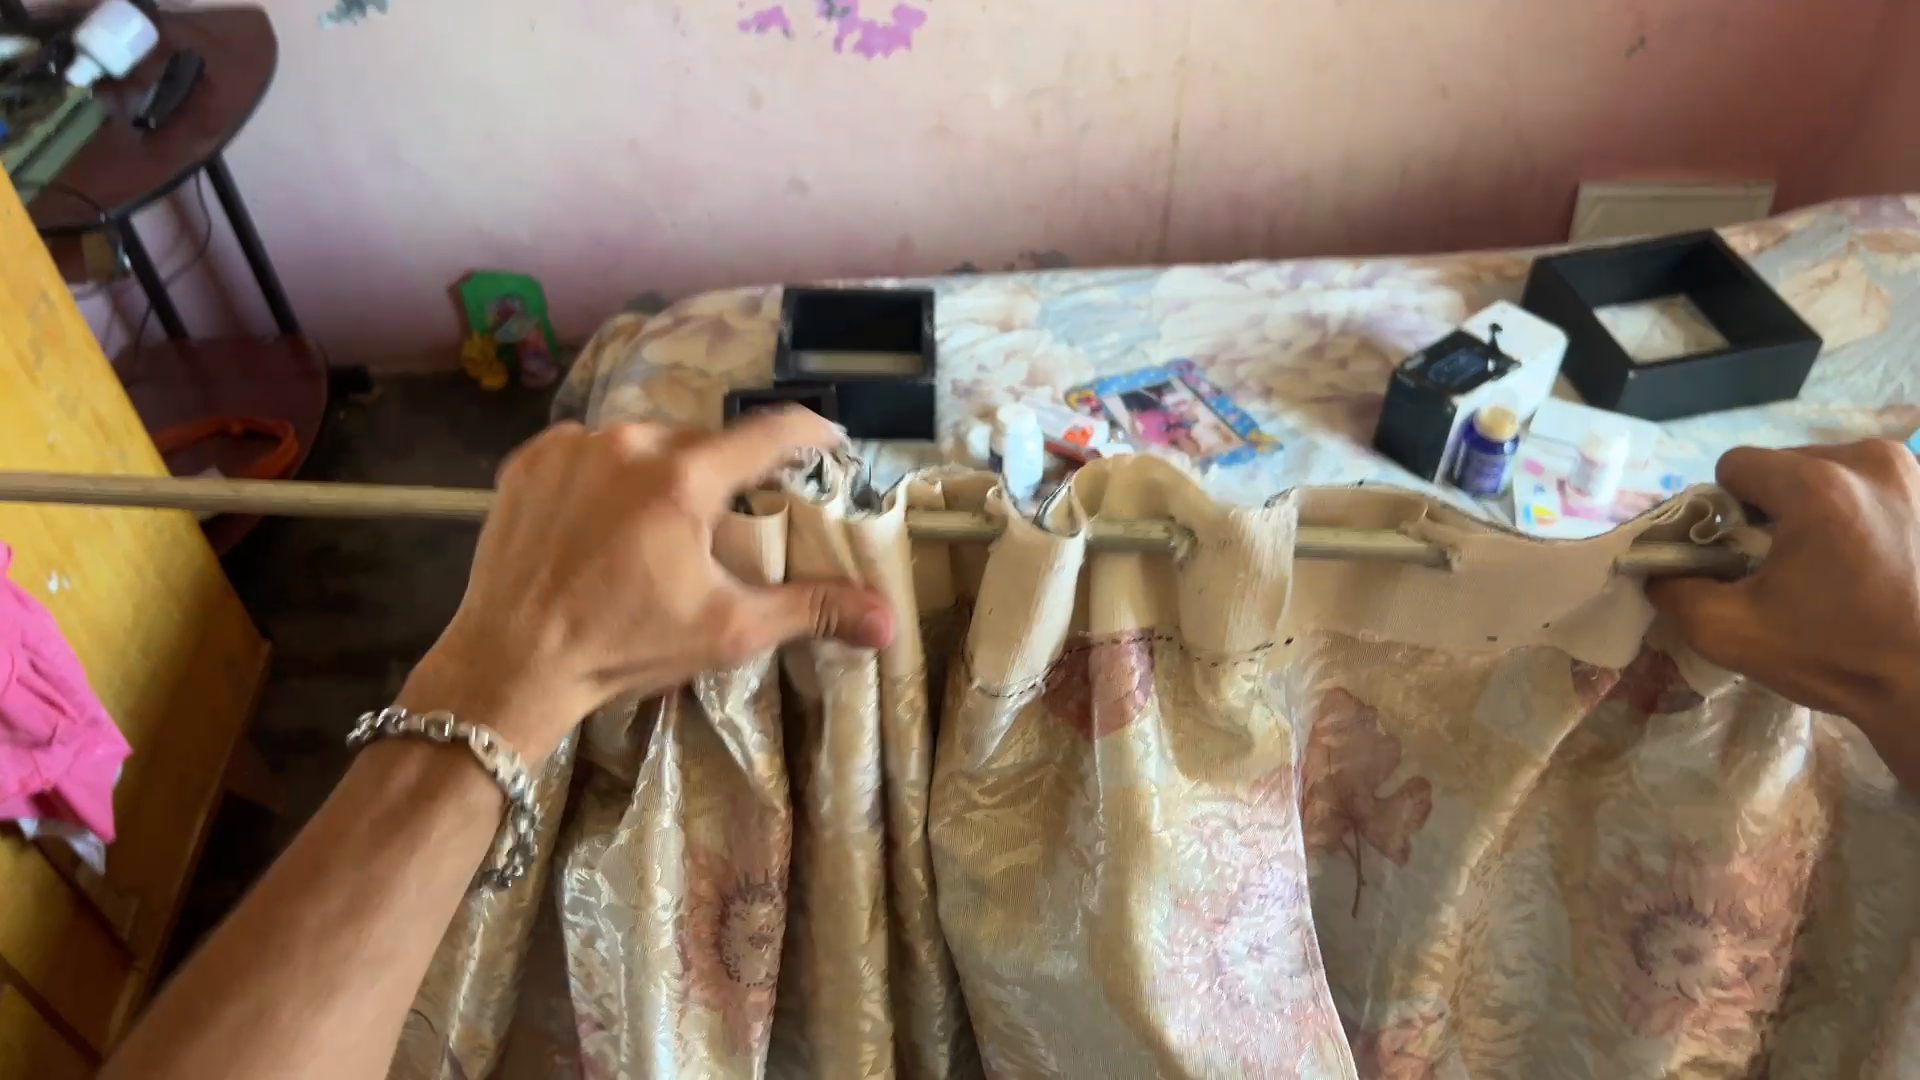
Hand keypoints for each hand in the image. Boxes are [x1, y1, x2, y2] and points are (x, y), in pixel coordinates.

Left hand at [400, 410, 894, 757]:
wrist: (510, 664)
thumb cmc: (628, 645)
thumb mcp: (730, 629)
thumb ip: (813, 609)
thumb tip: (889, 622)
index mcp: (684, 479)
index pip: (770, 432)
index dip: (810, 432)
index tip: (831, 442)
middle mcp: (631, 442)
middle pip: (708, 442)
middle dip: (730, 474)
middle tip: (731, 521)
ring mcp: (575, 444)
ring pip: (652, 443)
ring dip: (672, 473)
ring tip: (664, 527)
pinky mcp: (533, 457)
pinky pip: (598, 449)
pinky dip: (616, 473)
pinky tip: (608, 518)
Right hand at [1647, 440, 1919, 779]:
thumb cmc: (1837, 654)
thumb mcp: (1721, 627)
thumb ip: (1670, 586)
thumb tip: (1660, 570)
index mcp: (1818, 487)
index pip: (1736, 465)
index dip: (1723, 508)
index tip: (1739, 549)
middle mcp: (1878, 466)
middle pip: (1789, 465)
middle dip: (1774, 505)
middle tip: (1784, 559)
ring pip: (1840, 475)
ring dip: (1823, 509)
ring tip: (1835, 563)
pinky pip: (1885, 495)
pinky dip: (1869, 520)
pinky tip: (1880, 566)